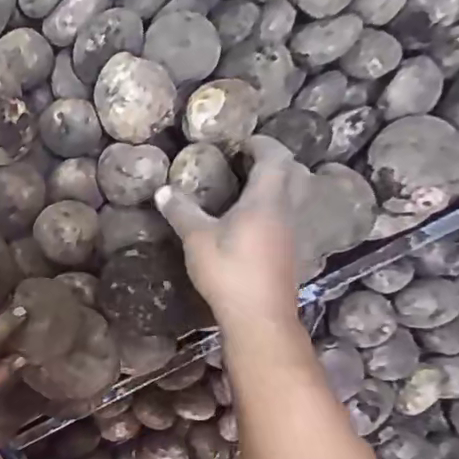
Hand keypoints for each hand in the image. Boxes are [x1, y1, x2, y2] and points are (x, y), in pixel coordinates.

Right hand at [156, 134, 303, 320]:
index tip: (242, 143)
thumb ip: (182, 211)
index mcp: (267, 199)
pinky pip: (292, 217)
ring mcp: (295, 232)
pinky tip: (258, 223)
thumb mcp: (197, 239)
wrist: (259, 316)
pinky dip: (279, 209)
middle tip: (247, 163)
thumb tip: (162, 190)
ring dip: (279, 185)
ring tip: (251, 190)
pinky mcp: (294, 252)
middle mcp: (288, 209)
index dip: (261, 144)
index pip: (274, 157)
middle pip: (293, 172)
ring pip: (297, 195)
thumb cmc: (229, 271)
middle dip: (273, 161)